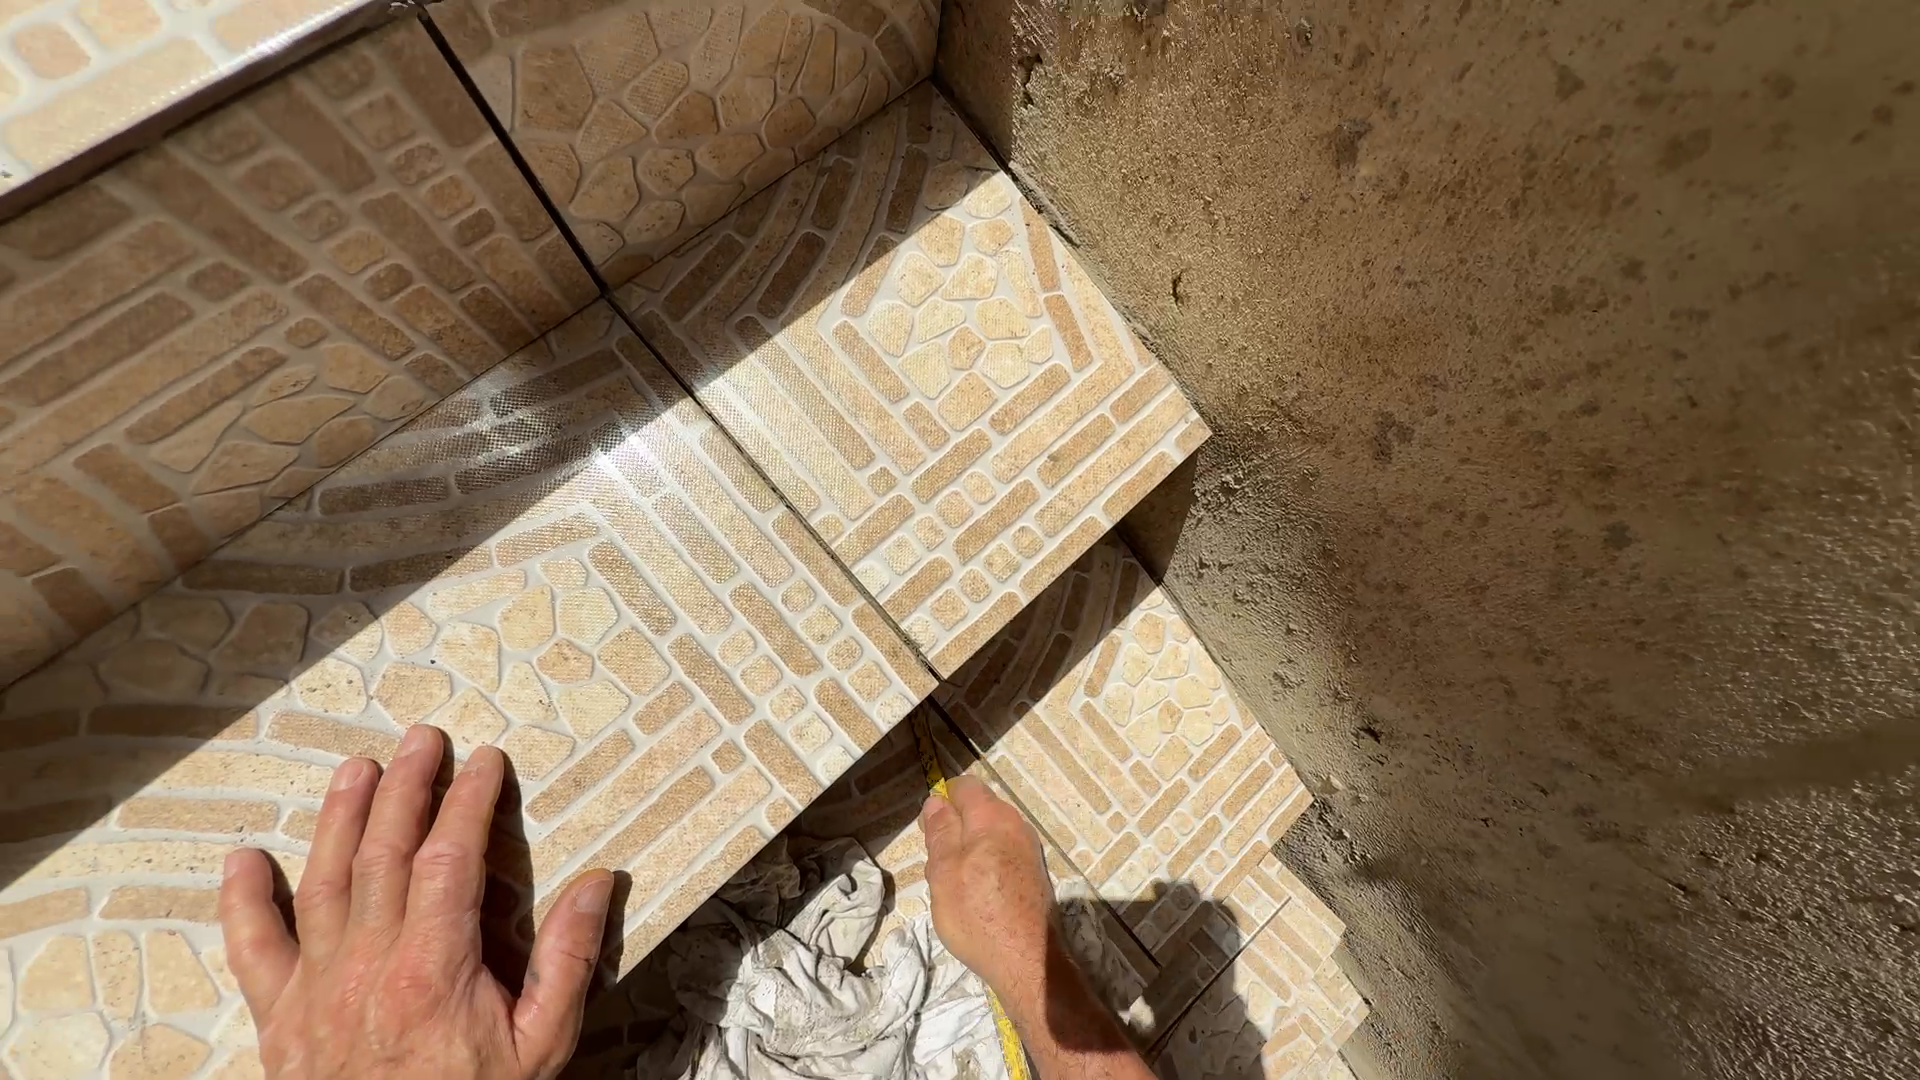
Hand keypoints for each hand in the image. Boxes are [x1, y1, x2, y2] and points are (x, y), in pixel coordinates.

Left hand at [220, 724, 614, 1079]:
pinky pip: (253, 952)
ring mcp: (314, 992)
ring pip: (323, 884)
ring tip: (357, 767)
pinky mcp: (280, 1020)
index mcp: (432, 969)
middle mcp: (365, 968)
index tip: (485, 759)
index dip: (467, 800)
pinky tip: (242, 859)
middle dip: (406, 788)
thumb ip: (569, 960)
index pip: (449, 859)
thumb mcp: (543, 1042)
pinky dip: (243, 903)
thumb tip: (597, 881)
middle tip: (423, 737)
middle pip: (382, 855)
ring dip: (339, 818)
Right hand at [919, 775, 1054, 996]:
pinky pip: (1003, 855)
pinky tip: (979, 897)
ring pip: (989, 835)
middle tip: (939, 867)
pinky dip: (987, 866)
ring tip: (956, 887)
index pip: (965, 786)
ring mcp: (1029, 849)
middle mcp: (1016, 824)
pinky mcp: (1034, 873)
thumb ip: (940, 832)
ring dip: (970, 851)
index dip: (943, 801)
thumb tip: (936, 801)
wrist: (1029, 961)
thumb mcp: (944, 872)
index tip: (930, 831)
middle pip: (978, 811)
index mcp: (992, 816)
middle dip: (955, 830)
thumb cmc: (978, 914)